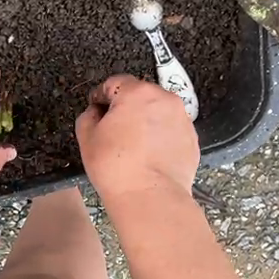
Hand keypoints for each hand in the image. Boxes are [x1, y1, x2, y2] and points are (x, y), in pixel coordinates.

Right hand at [76, 74, 199, 202]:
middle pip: (139, 95)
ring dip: (144, 122)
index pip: (115, 82)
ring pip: (157, 112)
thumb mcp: (87, 138)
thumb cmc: (116, 167)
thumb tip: (95, 112)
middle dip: (125, 109)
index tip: (96, 108)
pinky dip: (159, 137)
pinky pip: (170, 130)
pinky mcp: (191, 137)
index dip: (101, 96)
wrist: (150, 196)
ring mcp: (181, 118)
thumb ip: (88, 116)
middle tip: (113, 131)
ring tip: (132, 147)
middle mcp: (164, 99)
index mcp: (136, 93)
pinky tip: (147, 156)